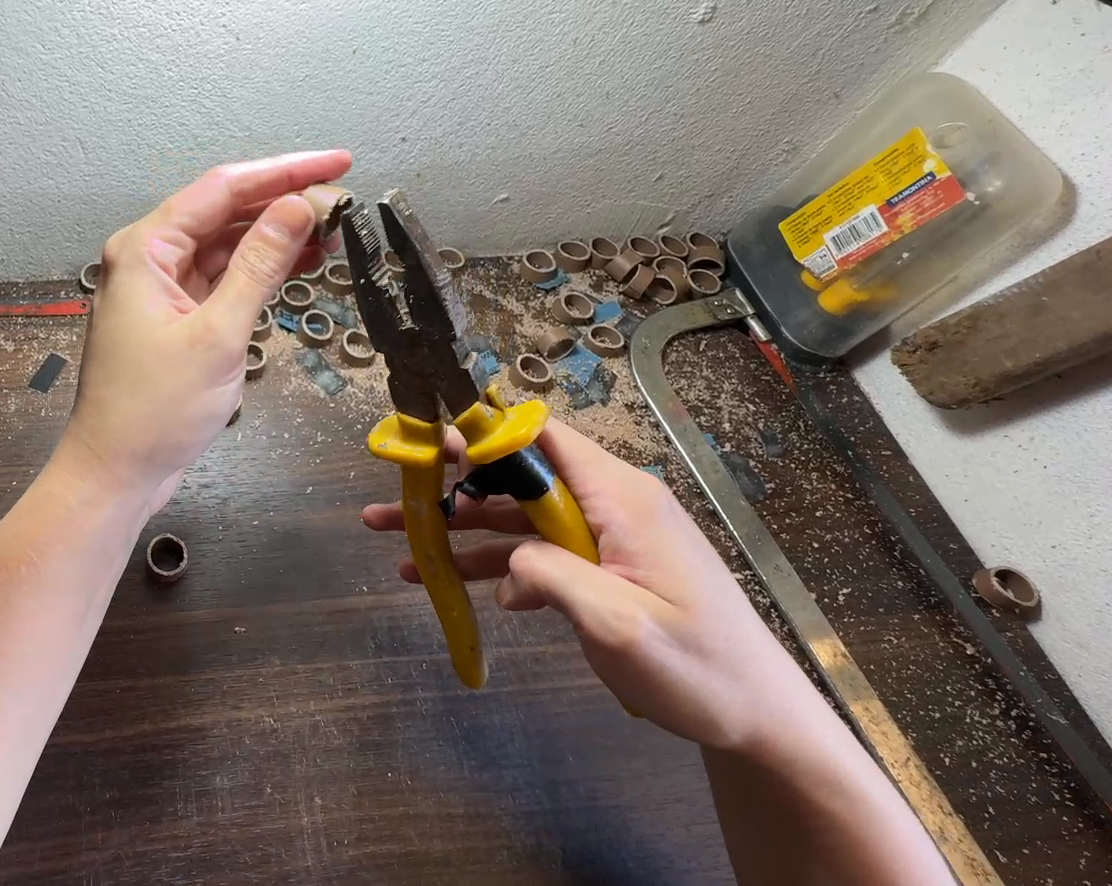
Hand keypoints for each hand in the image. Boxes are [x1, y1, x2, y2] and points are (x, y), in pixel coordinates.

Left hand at [61, 150, 352, 507]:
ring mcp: (160, 289)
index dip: (284, 170)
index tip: (338, 161)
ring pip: (224, 246)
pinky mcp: (174, 317)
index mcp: (145, 249)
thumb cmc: (156, 410)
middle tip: (344, 202)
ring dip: (275, 238)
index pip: (222, 188)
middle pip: (223, 213)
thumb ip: (258, 266)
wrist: (116, 472)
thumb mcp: (218, 334)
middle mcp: (148, 258)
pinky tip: (297, 265)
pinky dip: (257, 272)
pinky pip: (220, 279)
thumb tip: (298, 207)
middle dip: (283, 203)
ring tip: (332, 232)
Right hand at [362, 419, 820, 752]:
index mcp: (621, 498)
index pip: (544, 437)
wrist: (757, 720)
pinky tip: (461, 588)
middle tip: (395, 505)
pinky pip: (537, 551)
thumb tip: (509, 559)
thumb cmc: (698, 669)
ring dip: (462, 535)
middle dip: (452, 492)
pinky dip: (496, 566)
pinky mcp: (602, 565)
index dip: (485, 434)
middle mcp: (610, 504)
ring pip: (518, 518)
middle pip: (517, 479)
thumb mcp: (619, 625)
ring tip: (403, 553)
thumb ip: (553, 576)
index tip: (432, 446)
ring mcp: (605, 535)